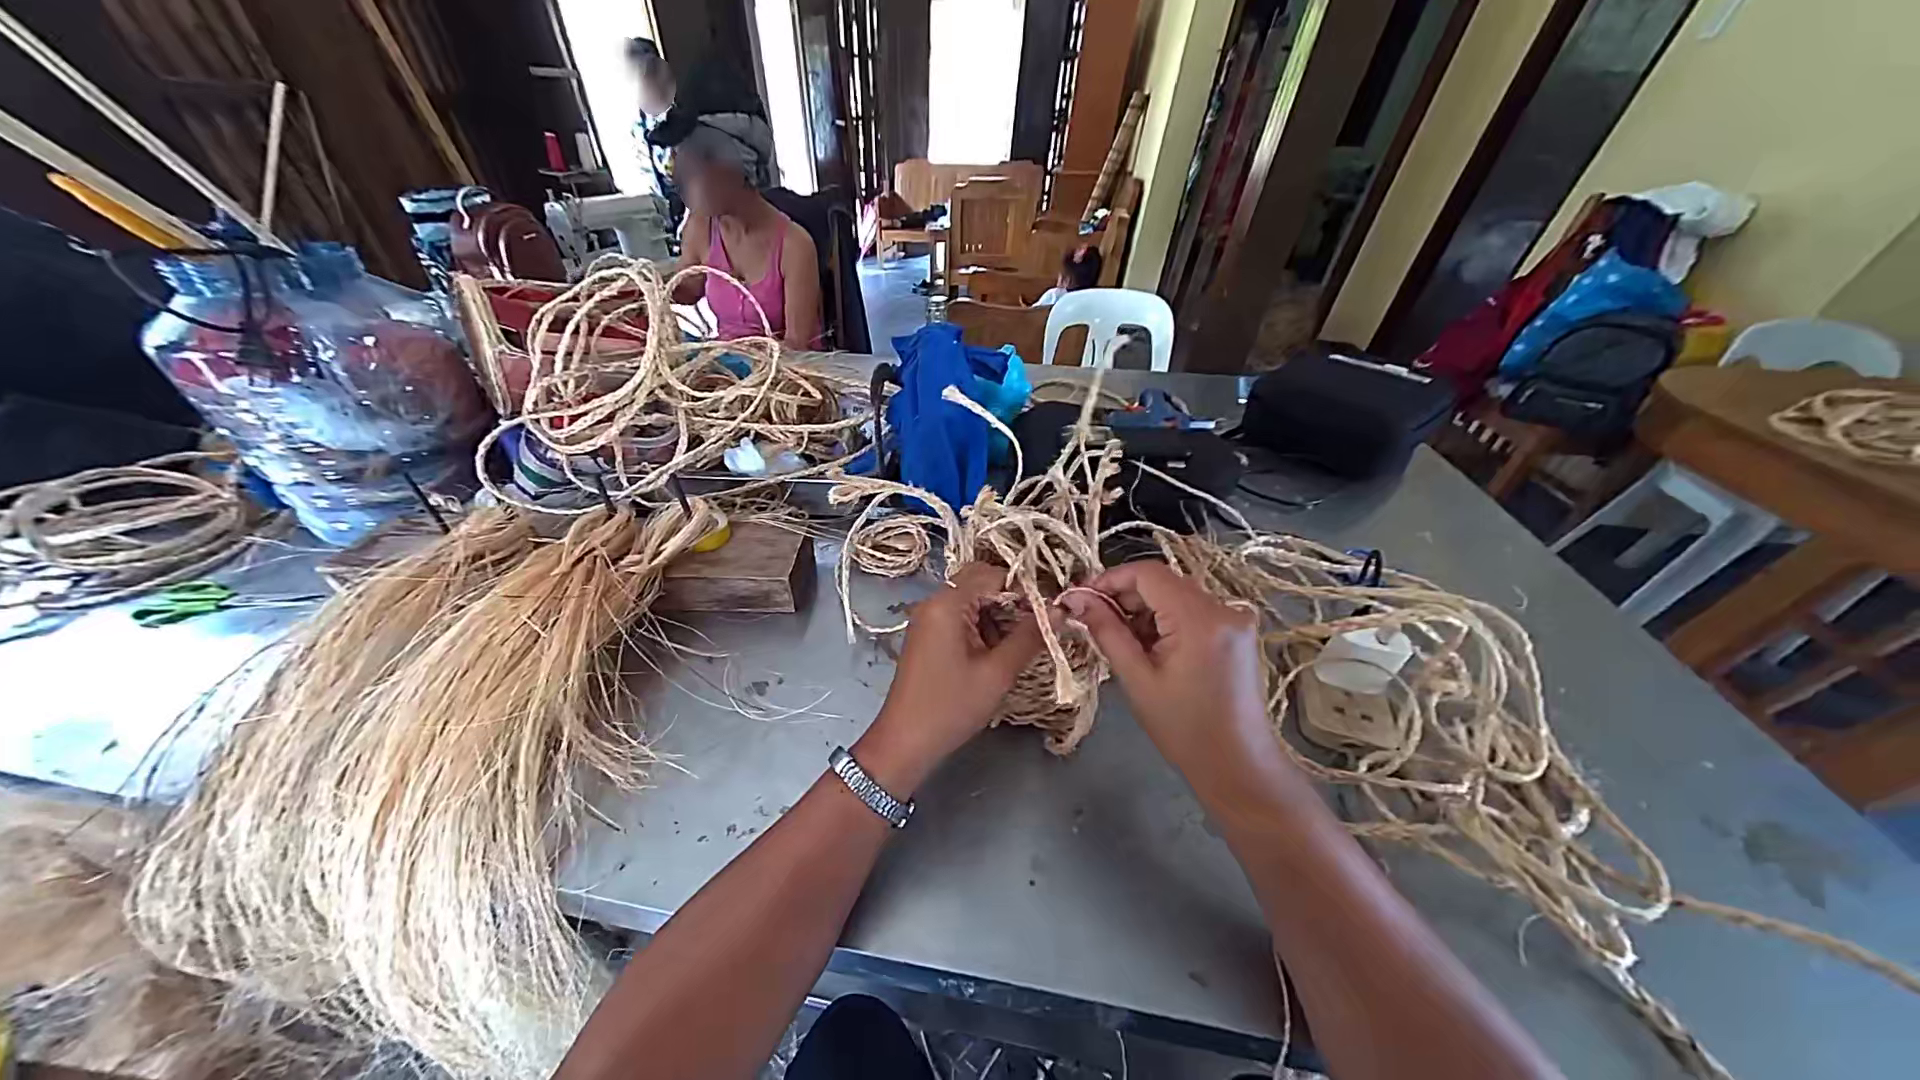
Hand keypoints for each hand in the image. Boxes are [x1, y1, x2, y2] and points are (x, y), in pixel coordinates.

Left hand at [859, 562, 1044, 793]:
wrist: (904, 743)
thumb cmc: (951, 707)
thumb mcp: (997, 673)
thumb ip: (1030, 636)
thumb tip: (1060, 610)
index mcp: (947, 604)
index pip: (994, 575)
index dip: (1026, 589)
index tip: (1050, 611)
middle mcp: (934, 602)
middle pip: (981, 582)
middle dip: (1013, 599)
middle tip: (1038, 626)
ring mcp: (928, 618)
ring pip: (972, 599)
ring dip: (998, 613)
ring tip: (1021, 642)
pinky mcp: (928, 634)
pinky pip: (961, 616)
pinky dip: (982, 625)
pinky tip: (998, 651)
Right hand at [1058, 561, 1298, 790]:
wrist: (1238, 764)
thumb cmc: (1183, 729)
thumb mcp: (1137, 678)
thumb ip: (1106, 630)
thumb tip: (1075, 598)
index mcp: (1199, 618)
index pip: (1148, 573)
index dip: (1110, 578)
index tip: (1081, 597)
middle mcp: (1223, 608)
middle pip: (1163, 581)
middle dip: (1125, 596)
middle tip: (1093, 620)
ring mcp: (1234, 618)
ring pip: (1176, 594)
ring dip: (1144, 610)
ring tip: (1122, 641)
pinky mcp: (1236, 630)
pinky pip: (1192, 610)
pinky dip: (1165, 620)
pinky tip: (1150, 648)